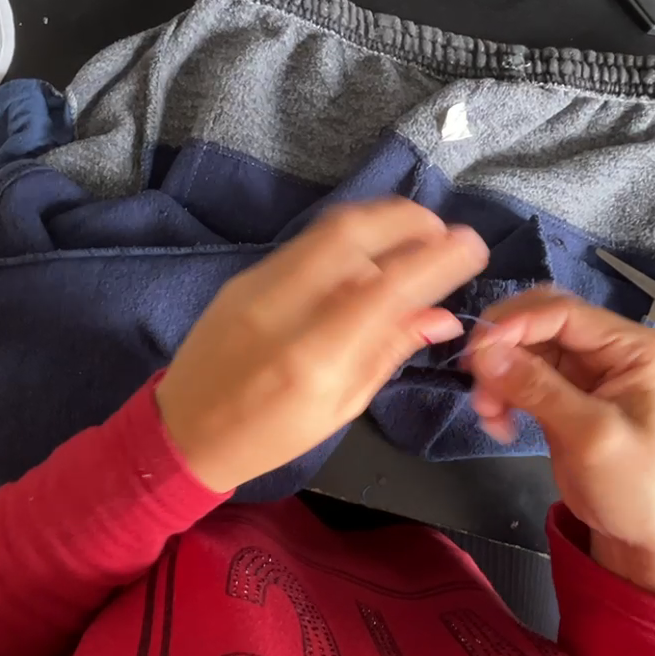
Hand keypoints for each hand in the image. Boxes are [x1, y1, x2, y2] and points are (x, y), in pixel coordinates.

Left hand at [156, 199, 489, 493]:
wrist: (182, 431)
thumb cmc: (270, 436)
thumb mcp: (340, 407)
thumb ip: (389, 351)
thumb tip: (443, 315)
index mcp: (312, 357)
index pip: (386, 289)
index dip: (436, 260)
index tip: (472, 246)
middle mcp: (282, 308)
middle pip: (351, 233)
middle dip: (407, 219)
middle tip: (442, 229)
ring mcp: (256, 285)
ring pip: (327, 229)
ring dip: (379, 220)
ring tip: (413, 232)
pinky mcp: (244, 276)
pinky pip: (305, 244)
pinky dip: (347, 238)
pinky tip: (368, 252)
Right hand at [466, 287, 654, 600]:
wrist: (647, 545)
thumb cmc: (637, 488)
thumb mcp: (590, 435)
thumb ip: (537, 387)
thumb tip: (483, 350)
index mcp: (633, 347)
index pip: (563, 313)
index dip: (516, 324)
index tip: (477, 351)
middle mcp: (609, 350)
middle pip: (539, 323)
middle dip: (503, 347)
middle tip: (473, 377)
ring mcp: (584, 373)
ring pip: (523, 350)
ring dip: (498, 375)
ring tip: (488, 413)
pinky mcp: (563, 396)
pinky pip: (521, 377)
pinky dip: (503, 393)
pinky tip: (498, 423)